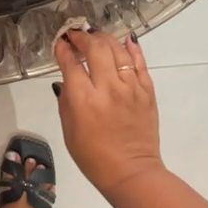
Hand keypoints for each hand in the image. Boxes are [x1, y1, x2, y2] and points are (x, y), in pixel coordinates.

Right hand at [53, 29, 165, 196]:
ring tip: (96, 37)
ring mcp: (131, 87)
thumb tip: (67, 77)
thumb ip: (67, 99)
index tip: (60, 43)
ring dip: (104, 39)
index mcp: (84, 99)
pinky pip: (140, 62)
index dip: (63, 48)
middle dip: (83, 36)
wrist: (131, 172)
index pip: (70, 62)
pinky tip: (125, 41)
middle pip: (95, 48)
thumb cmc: (93, 156)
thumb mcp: (68, 129)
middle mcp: (108, 88)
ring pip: (118, 50)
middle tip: (76, 35)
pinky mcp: (147, 91)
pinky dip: (132, 48)